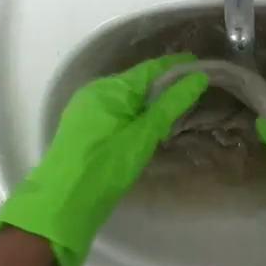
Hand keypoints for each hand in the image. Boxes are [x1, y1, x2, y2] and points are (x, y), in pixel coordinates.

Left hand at [0, 54, 207, 265]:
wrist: (65, 199)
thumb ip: (171, 105)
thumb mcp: (144, 135)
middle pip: (137, 80)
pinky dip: (133, 111)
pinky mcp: (82, 124)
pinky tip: (144, 125)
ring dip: (148, 100)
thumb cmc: (107, 166)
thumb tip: (197, 78)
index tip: (200, 66)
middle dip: (163, 84)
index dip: (177, 65)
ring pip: (125, 95)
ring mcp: (86, 106)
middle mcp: (96, 90)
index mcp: (112, 88)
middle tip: (191, 93)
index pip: (151, 68)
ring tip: (173, 109)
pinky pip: (113, 108)